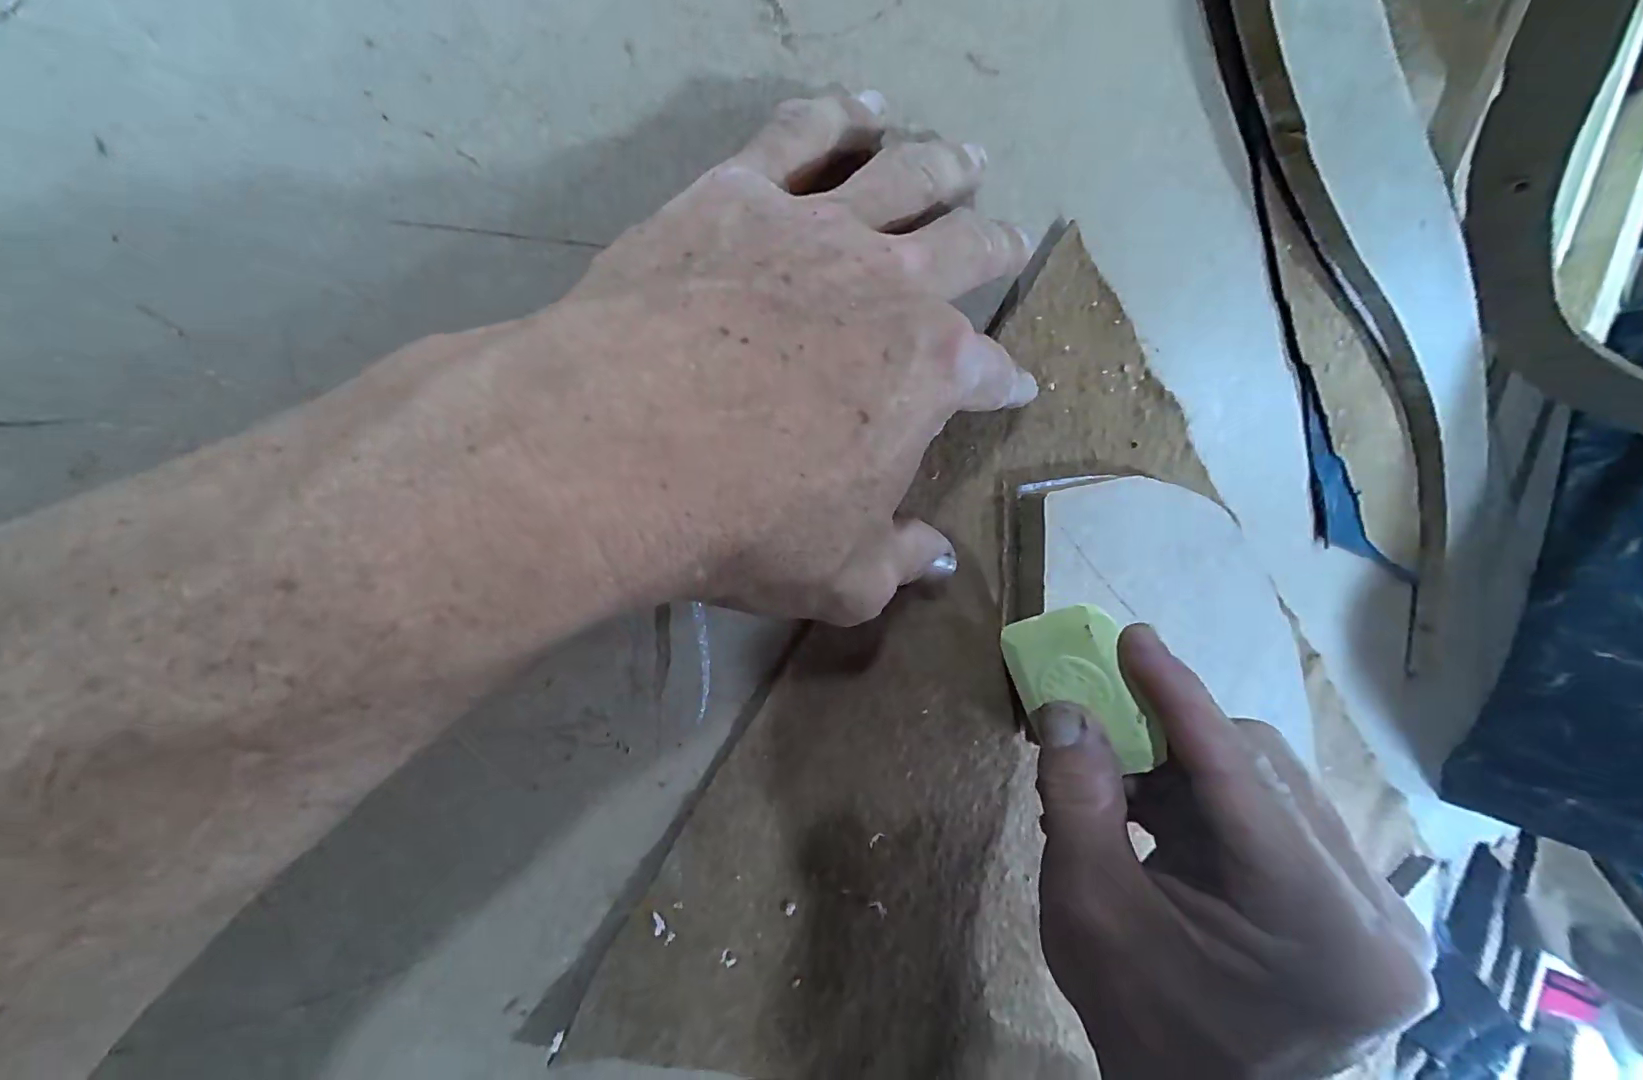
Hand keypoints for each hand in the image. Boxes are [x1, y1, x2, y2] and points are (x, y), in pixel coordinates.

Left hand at [434, 90, 1036, 624]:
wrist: (624, 451)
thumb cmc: (753, 524)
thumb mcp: (845, 576)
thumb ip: (901, 562)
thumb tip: (939, 559)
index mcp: (929, 373)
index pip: (989, 373)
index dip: (1008, 382)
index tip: (1018, 386)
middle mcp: (890, 287)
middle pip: (965, 250)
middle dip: (996, 245)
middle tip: (1013, 236)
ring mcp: (814, 233)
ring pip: (901, 176)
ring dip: (941, 164)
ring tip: (963, 155)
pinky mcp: (733, 197)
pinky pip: (798, 137)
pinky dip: (835, 115)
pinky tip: (857, 106)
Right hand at [1034, 626, 1434, 1078]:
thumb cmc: (1145, 1028)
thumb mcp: (1088, 914)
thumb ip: (1076, 802)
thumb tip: (1067, 710)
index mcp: (1318, 924)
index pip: (1238, 774)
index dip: (1177, 695)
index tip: (1133, 637)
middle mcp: (1374, 908)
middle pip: (1257, 769)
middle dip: (1169, 740)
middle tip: (1099, 735)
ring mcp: (1377, 908)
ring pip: (1265, 782)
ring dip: (1183, 769)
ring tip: (1121, 788)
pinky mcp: (1356, 904)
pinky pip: (1272, 811)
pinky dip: (1205, 798)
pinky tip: (1158, 815)